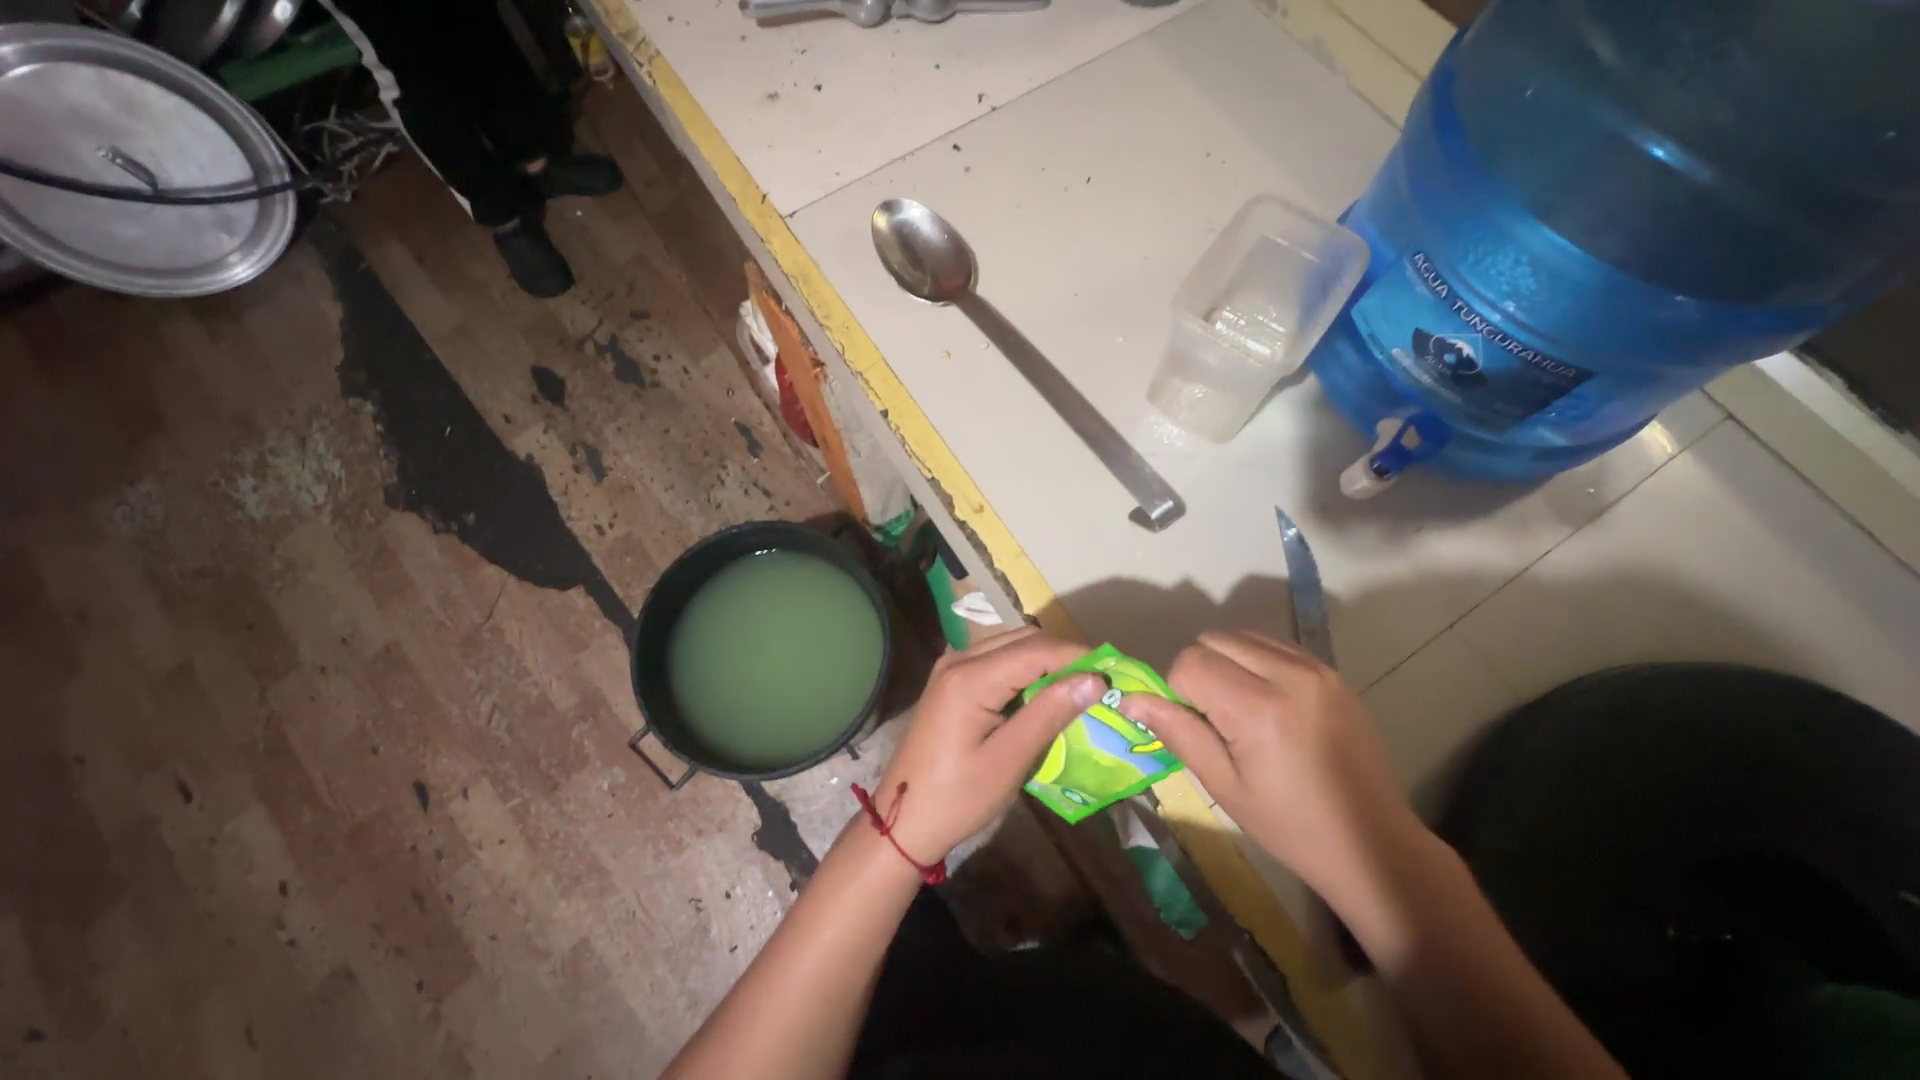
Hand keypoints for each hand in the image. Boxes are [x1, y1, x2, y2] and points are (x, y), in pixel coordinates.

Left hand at [871, 628, 1103, 864]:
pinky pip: (996, 659)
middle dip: (1065, 656)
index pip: (1037, 649)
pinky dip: (1025, 668)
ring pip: (1011, 645)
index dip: (1079, 657)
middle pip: (1024, 639)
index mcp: (970, 678)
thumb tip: (1094, 680)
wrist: (904, 820)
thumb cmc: (957, 798)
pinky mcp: (951, 682)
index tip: (1114, 677)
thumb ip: (1049, 714)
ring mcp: (951, 668)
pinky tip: (1043, 694)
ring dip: (1046, 660)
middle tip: (1100, 684)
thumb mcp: (1009, 761)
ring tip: (1079, 689)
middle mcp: (959, 660)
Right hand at [1119, 630, 1420, 896]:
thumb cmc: (1290, 826)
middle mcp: (1290, 674)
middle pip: (1213, 638)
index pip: (1190, 663)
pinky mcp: (1332, 672)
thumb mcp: (1224, 787)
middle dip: (1198, 670)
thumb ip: (1179, 733)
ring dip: (1225, 661)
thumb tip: (1131, 700)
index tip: (1190, 726)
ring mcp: (1316, 669)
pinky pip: (1274, 645)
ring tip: (1237, 710)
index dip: (1176, 691)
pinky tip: (1264, 702)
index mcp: (1259, 708)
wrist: (1372, 842)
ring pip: (1242, 635)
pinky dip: (1254, 660)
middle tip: (1210, 719)